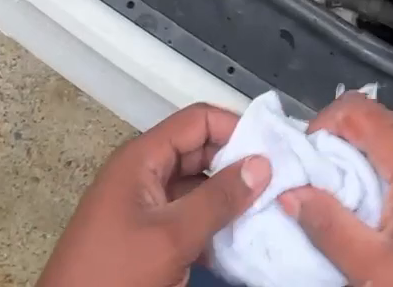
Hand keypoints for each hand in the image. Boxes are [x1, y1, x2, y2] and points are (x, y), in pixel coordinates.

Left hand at [38, 103, 270, 286]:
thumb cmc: (114, 276)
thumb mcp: (172, 236)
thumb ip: (218, 198)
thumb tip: (262, 163)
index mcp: (142, 157)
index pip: (198, 120)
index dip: (235, 128)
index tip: (273, 149)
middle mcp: (143, 172)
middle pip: (199, 150)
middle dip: (236, 163)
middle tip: (278, 181)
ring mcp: (144, 206)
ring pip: (196, 185)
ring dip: (228, 197)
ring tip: (267, 209)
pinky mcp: (146, 237)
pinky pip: (187, 216)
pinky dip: (212, 223)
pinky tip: (240, 240)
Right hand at [280, 93, 392, 286]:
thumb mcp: (379, 270)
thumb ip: (330, 227)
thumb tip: (295, 196)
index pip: (355, 108)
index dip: (323, 124)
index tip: (309, 156)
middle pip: (378, 119)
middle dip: (347, 148)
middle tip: (329, 189)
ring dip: (376, 159)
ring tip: (365, 207)